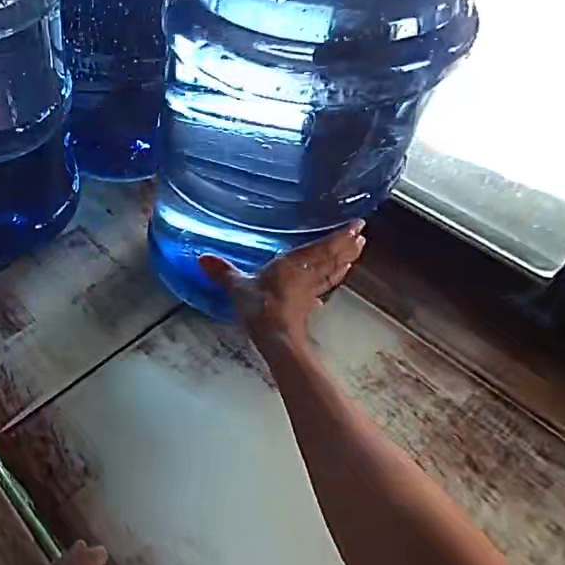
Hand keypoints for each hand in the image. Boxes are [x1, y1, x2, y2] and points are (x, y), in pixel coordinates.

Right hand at [199, 221, 366, 343]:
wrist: (275, 338)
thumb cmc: (260, 306)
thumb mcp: (239, 287)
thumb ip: (224, 273)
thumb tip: (202, 258)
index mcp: (294, 264)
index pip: (322, 247)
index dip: (340, 237)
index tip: (357, 226)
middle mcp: (306, 276)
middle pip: (331, 260)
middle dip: (347, 248)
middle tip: (361, 238)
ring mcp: (309, 294)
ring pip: (331, 275)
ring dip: (344, 264)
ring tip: (355, 254)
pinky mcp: (306, 311)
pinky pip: (320, 294)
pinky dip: (325, 290)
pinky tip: (324, 295)